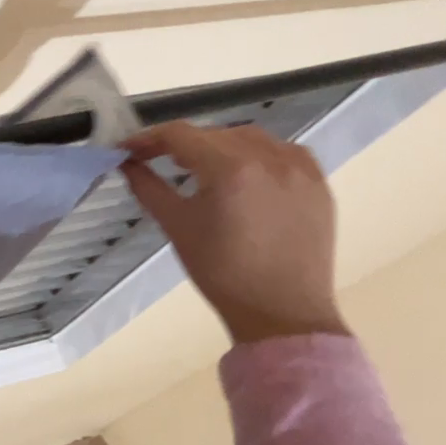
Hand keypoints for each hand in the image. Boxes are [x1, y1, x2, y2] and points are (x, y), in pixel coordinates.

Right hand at [119, 122, 347, 343]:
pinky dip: (256, 154)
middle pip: (212, 133)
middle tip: (156, 161)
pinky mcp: (319, 183)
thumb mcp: (175, 224)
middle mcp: (269, 158)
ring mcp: (299, 169)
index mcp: (230, 168)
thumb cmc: (220, 270)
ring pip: (248, 138)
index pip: (179, 135)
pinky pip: (282, 151)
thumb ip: (147, 186)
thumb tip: (126, 163)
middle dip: (180, 144)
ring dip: (218, 145)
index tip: (127, 151)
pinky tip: (244, 173)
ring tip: (200, 167)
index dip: (148, 139)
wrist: (281, 311)